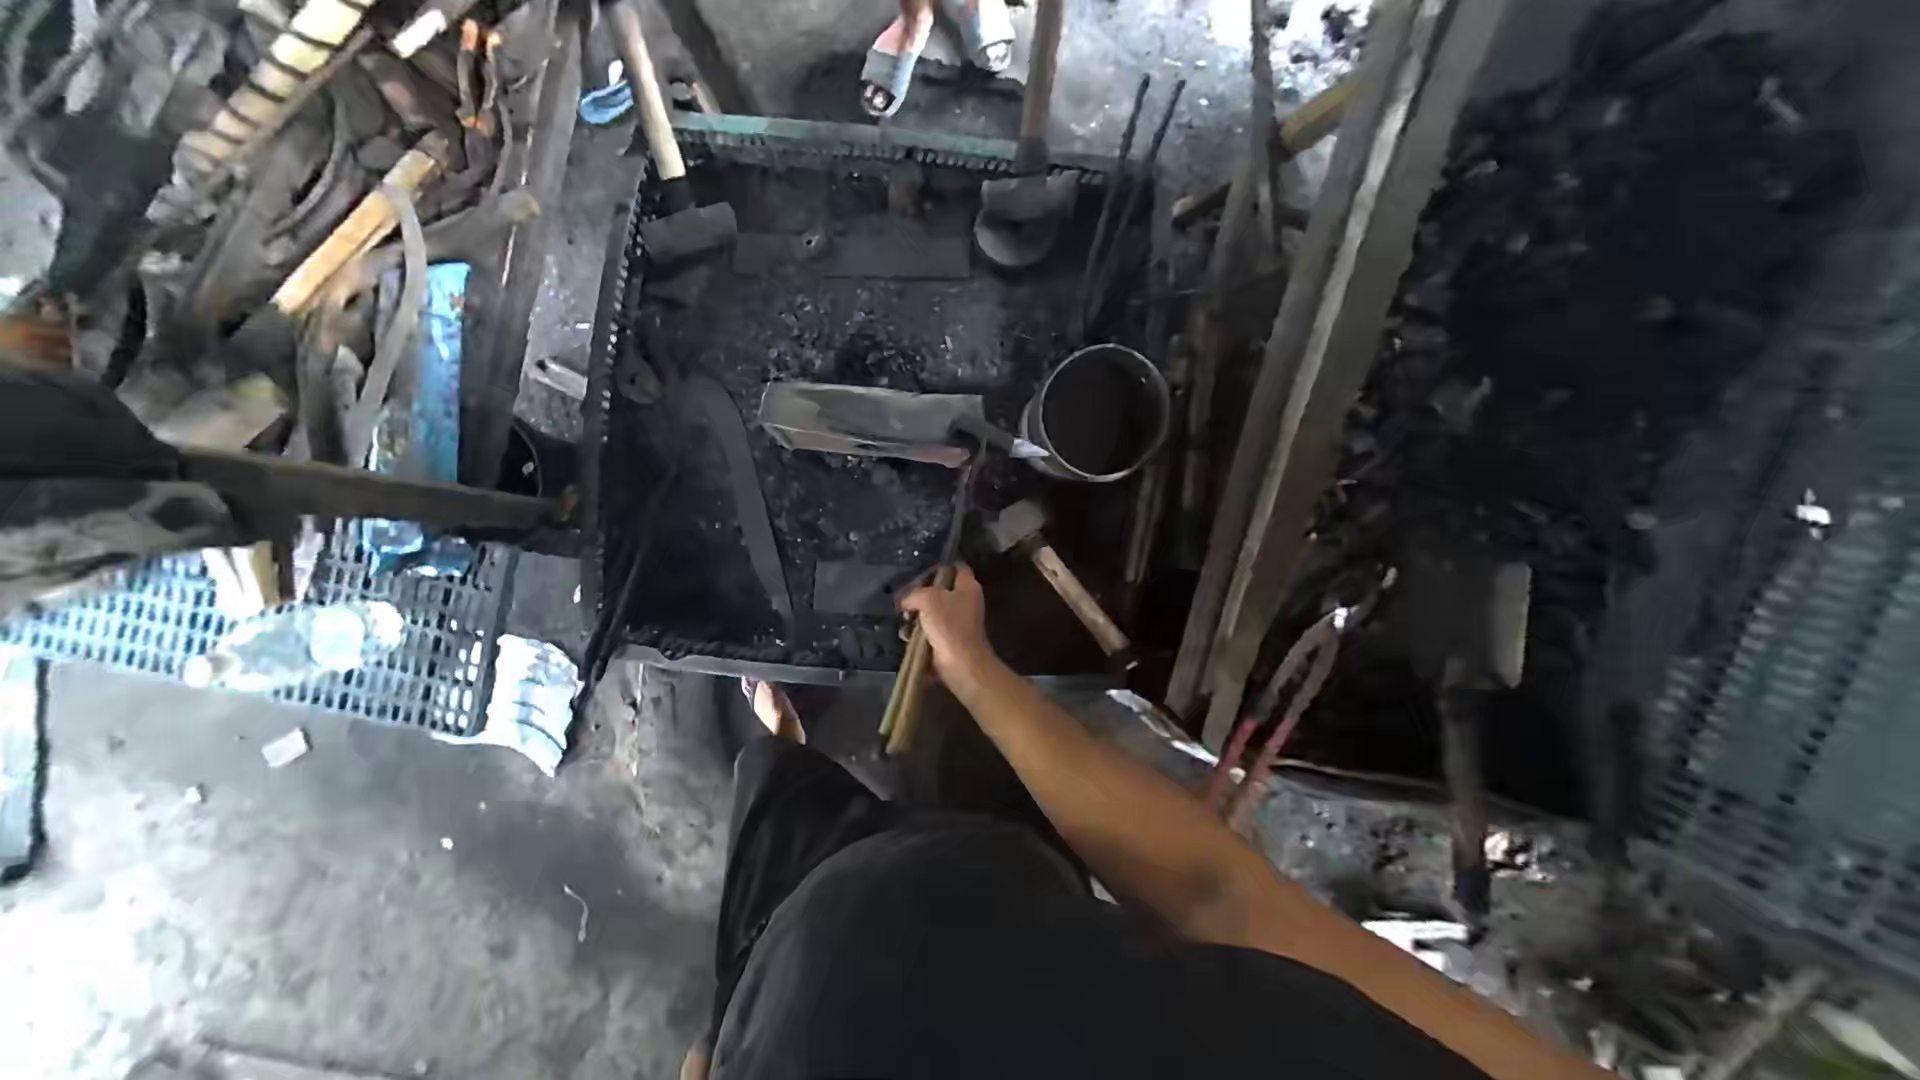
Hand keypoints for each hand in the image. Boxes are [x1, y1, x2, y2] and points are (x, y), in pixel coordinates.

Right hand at [899, 563, 995, 681]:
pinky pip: (929, 630)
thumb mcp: (928, 599)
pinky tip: (907, 635)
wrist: (960, 662)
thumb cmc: (948, 624)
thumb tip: (906, 603)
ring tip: (905, 618)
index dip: (940, 566)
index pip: (957, 567)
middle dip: (921, 594)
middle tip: (906, 598)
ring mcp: (957, 621)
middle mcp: (965, 602)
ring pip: (932, 611)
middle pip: (940, 590)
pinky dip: (918, 632)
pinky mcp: (948, 639)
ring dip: (916, 615)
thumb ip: (914, 594)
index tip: (921, 570)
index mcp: (968, 587)